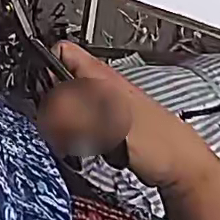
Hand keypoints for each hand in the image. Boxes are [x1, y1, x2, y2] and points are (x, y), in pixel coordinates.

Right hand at [40, 42, 219, 190]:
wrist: (182, 168)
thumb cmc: (156, 143)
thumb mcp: (105, 123)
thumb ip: (73, 111)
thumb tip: (46, 102)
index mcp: (101, 77)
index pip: (62, 51)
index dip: (45, 64)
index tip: (37, 87)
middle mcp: (103, 86)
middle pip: (61, 81)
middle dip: (52, 101)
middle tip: (56, 122)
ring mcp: (107, 105)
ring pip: (70, 104)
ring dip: (65, 122)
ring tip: (75, 138)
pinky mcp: (111, 125)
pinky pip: (82, 124)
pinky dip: (80, 135)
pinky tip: (90, 147)